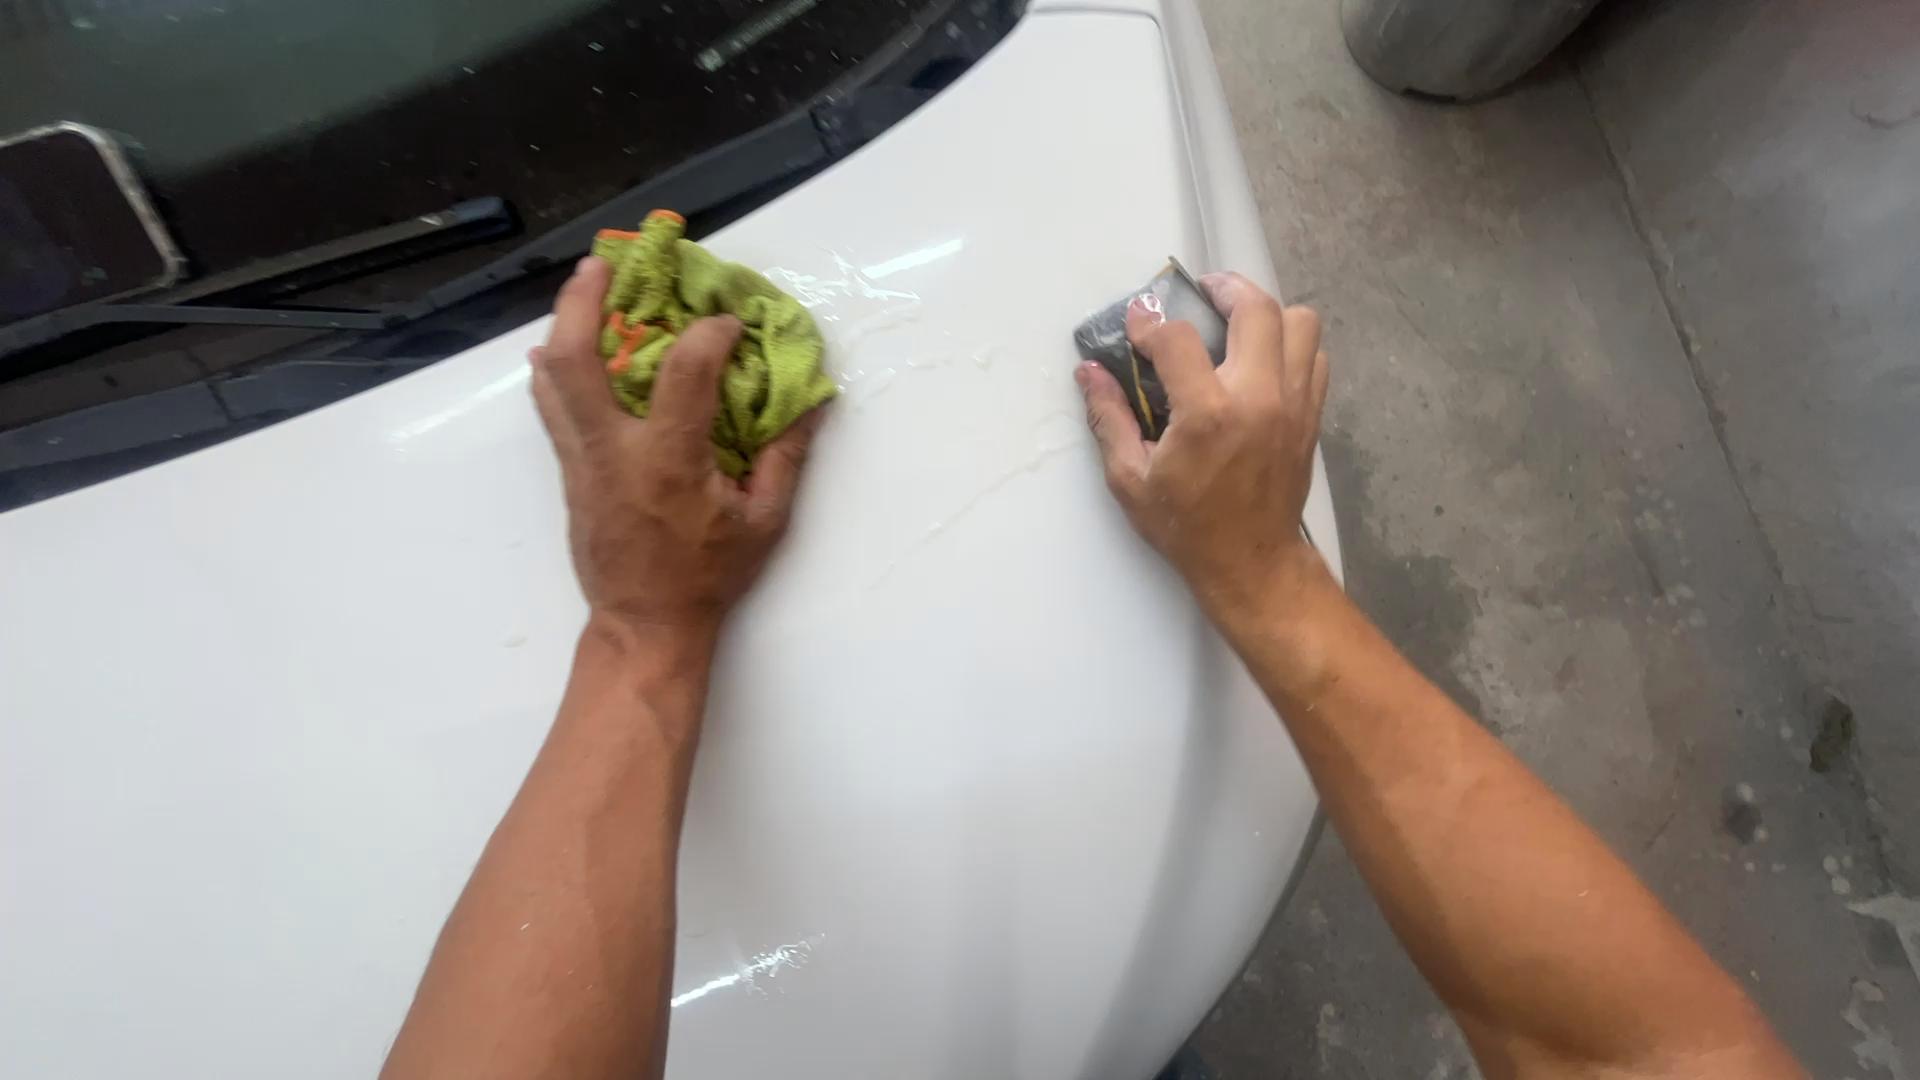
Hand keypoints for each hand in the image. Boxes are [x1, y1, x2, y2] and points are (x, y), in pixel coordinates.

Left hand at [530, 256, 823, 647]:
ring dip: (563, 326)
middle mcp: (614, 451)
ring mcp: (582, 461)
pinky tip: (562, 352)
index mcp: (670, 460)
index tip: (731, 323)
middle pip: (576, 360)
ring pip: (551, 379)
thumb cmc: (710, 576)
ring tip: (583, 291)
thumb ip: (786, 457)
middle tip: (604, 263)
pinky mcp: (570, 474)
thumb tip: (810, 405)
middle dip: (584, 302)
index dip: (711, 334)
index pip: (685, 372)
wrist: (645, 622)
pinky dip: (555, 371)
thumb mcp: (765, 521)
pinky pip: (551, 409)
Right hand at [1074, 272, 1327, 629]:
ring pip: (1299, 321)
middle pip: (1256, 308)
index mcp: (1207, 414)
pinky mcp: (1310, 416)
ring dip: (1266, 313)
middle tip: (1200, 296)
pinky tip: (1261, 361)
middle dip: (1224, 290)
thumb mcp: (1130, 480)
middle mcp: (1258, 397)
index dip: (1150, 323)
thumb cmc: (1185, 526)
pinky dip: (1289, 344)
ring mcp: (1293, 404)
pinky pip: (1314, 356)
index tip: (1136, 323)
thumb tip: (1089, 374)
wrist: (1250, 562)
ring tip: (1236, 327)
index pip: (1178, 339)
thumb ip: (1109, 420)